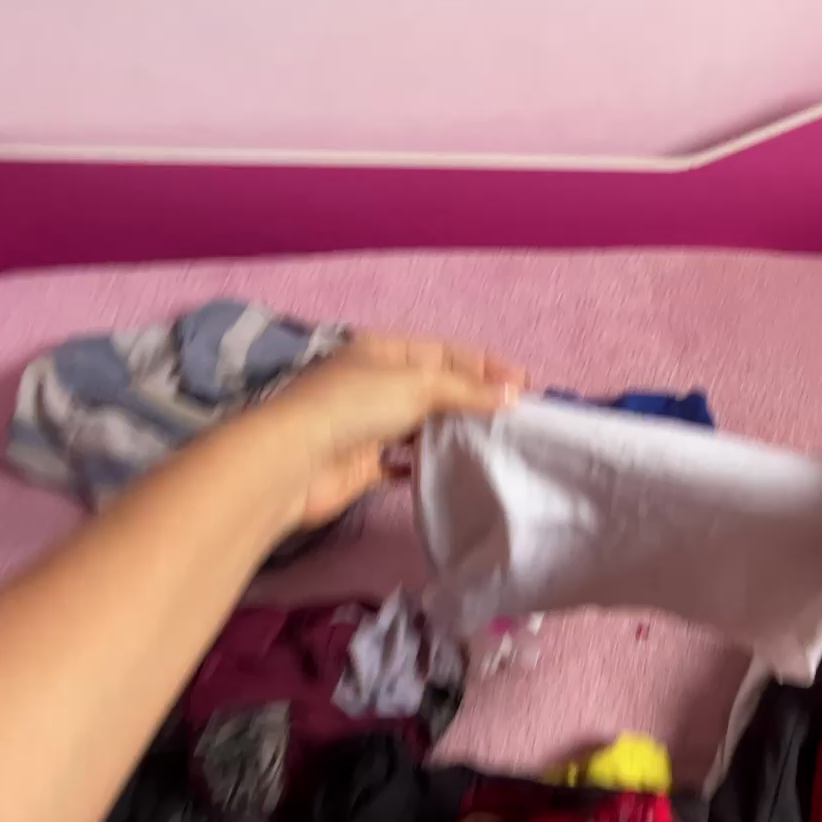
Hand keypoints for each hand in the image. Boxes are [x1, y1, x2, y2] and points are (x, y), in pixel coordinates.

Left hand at [250, 337, 525, 524]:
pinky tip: (459, 470)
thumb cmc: (355, 406)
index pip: (445, 352)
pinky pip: (408, 462)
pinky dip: (432, 464)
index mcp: (384, 351)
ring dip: (456, 432)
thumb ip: (467, 390)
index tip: (525, 385)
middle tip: (517, 418)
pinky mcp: (367, 464)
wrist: (296, 461)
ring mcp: (371, 425)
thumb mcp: (417, 384)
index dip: (486, 365)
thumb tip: (513, 396)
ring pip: (425, 426)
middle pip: (437, 389)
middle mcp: (377, 384)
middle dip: (476, 400)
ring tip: (497, 444)